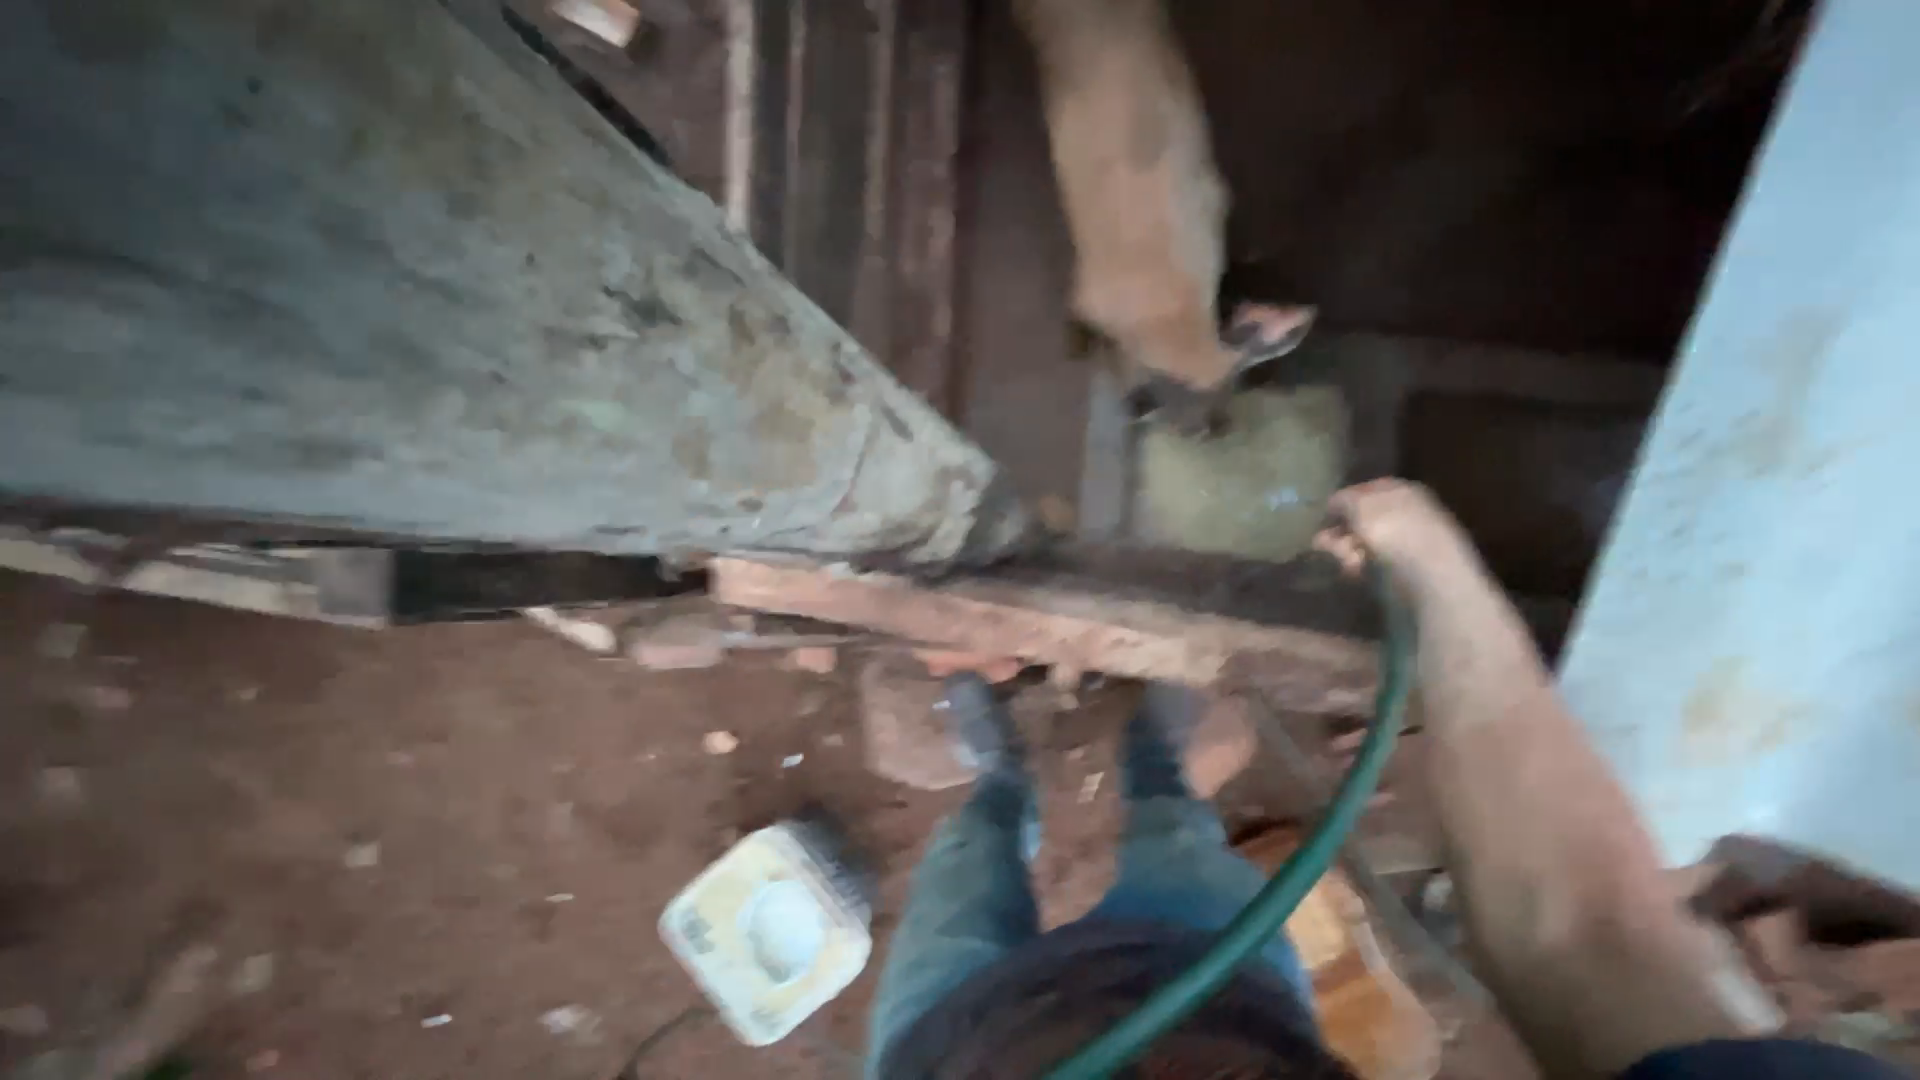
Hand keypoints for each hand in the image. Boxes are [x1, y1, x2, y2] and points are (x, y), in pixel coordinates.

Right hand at [1313, 479, 1481, 594]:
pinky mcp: (1406, 565)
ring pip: (1364, 541)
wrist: (1429, 570)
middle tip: (1324, 545)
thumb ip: (1342, 500)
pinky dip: (1361, 565)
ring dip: (1345, 550)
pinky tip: (1357, 571)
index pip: (1363, 490)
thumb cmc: (1392, 529)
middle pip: (1361, 518)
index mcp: (1399, 489)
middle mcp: (1404, 510)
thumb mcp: (1359, 505)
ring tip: (1343, 561)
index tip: (1324, 518)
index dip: (1341, 502)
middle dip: (1340, 532)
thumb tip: (1334, 503)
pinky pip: (1374, 561)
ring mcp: (1407, 538)